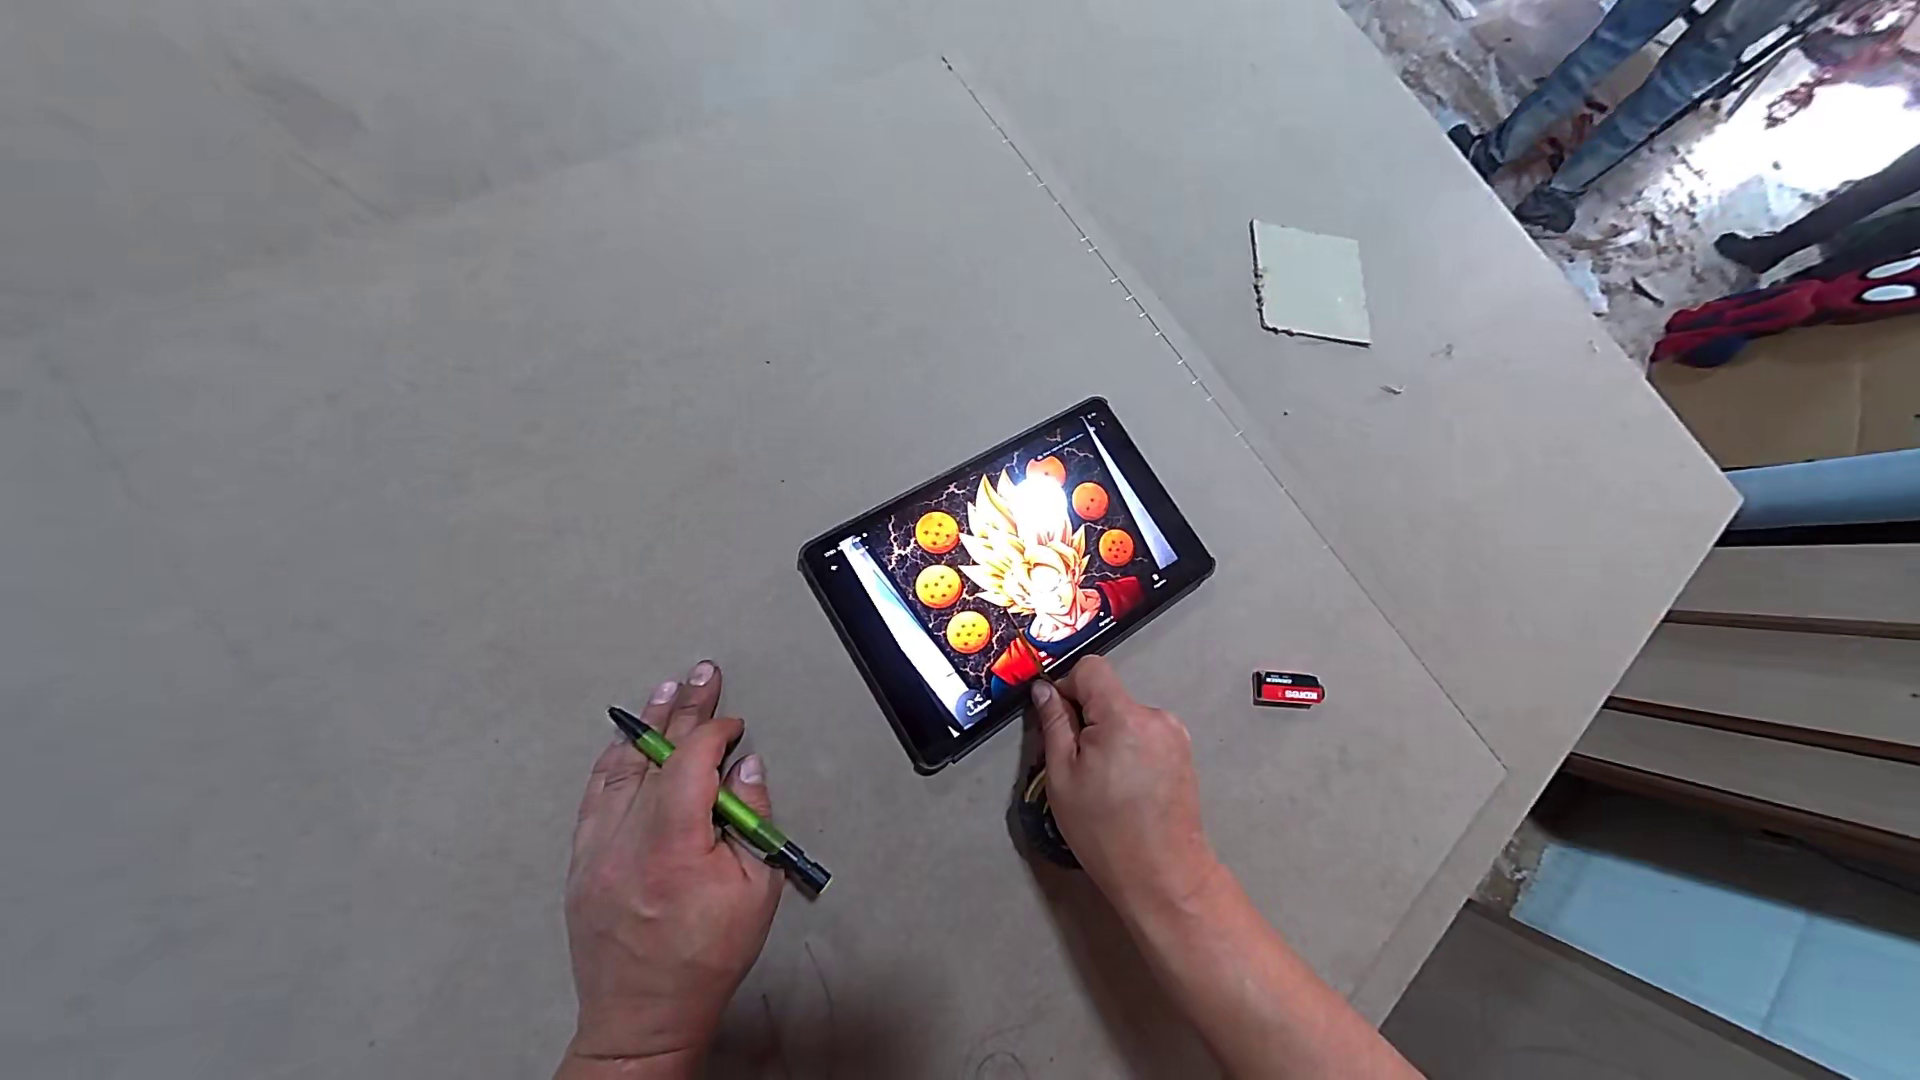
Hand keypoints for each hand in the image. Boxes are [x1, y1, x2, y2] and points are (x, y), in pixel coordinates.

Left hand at [560, 661, 781, 1078]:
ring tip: (666, 691)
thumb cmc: (707, 956)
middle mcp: (628, 839)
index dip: (716, 733)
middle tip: (703, 673)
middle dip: (688, 709)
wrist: (643, 1016)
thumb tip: (746, 769)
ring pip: (622, 768)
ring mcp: (598, 848)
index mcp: (674, 844)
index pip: (693, 760)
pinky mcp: (582, 861)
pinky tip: (625, 740)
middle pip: (661, 754)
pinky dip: (614, 762)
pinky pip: (594, 797)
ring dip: (648, 725)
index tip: (734, 727)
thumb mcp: (756, 889)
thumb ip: (751, 819)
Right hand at [1029, 656, 1221, 918]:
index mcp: (1123, 716)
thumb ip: (1053, 723)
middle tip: (1076, 758)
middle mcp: (1154, 716)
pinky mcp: (1182, 750)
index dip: (1067, 685)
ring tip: (1102, 777)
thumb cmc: (1106, 832)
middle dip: (1087, 714)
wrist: (1163, 876)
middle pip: (1108, 692)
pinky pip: (1143, 730)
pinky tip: (1123, 782)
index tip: (1058, 716)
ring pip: (1124, 712)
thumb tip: (1044, 690)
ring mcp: (1173, 733)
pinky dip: (1127, 744)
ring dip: (1107, 731)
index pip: (1091, 668)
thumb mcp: (1062, 776)